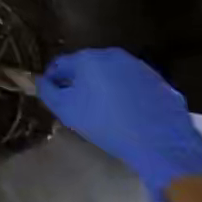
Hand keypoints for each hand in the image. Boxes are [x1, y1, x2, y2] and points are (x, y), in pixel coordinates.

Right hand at [38, 47, 201, 201]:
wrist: (162, 145)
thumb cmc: (106, 123)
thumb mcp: (66, 110)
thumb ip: (47, 92)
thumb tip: (40, 82)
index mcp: (89, 58)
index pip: (61, 64)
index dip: (53, 79)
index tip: (52, 95)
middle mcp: (114, 56)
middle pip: (88, 67)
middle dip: (80, 83)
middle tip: (78, 104)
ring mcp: (141, 69)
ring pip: (114, 76)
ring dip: (105, 89)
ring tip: (105, 112)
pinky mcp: (162, 85)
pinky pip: (136, 88)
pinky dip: (129, 97)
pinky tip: (130, 117)